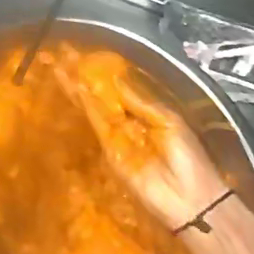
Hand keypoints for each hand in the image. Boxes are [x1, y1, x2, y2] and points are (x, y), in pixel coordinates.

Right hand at [64, 57, 229, 230]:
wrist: (191, 198)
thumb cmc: (188, 157)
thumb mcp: (169, 121)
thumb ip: (142, 101)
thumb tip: (117, 78)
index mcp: (149, 112)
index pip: (123, 88)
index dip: (107, 72)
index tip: (90, 55)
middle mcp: (130, 121)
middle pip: (104, 96)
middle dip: (87, 78)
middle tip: (66, 56)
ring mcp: (118, 136)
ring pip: (96, 108)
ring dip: (80, 89)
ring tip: (62, 68)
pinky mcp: (110, 152)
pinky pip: (98, 127)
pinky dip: (87, 108)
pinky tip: (76, 90)